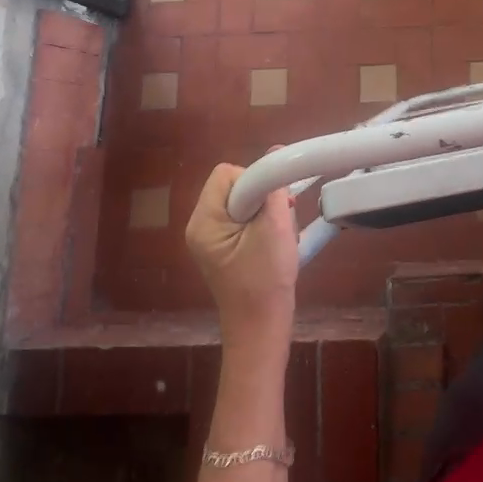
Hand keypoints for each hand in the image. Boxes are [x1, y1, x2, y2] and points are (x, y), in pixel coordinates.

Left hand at [186, 162, 297, 336]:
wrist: (262, 330)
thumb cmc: (265, 281)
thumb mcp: (275, 228)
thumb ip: (273, 187)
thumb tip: (275, 151)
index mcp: (203, 222)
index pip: (226, 174)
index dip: (254, 179)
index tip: (273, 203)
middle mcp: (201, 226)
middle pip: (234, 185)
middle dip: (262, 195)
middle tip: (280, 219)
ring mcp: (212, 240)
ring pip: (244, 202)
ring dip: (266, 211)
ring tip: (279, 236)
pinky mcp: (226, 249)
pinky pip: (245, 219)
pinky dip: (264, 224)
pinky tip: (275, 244)